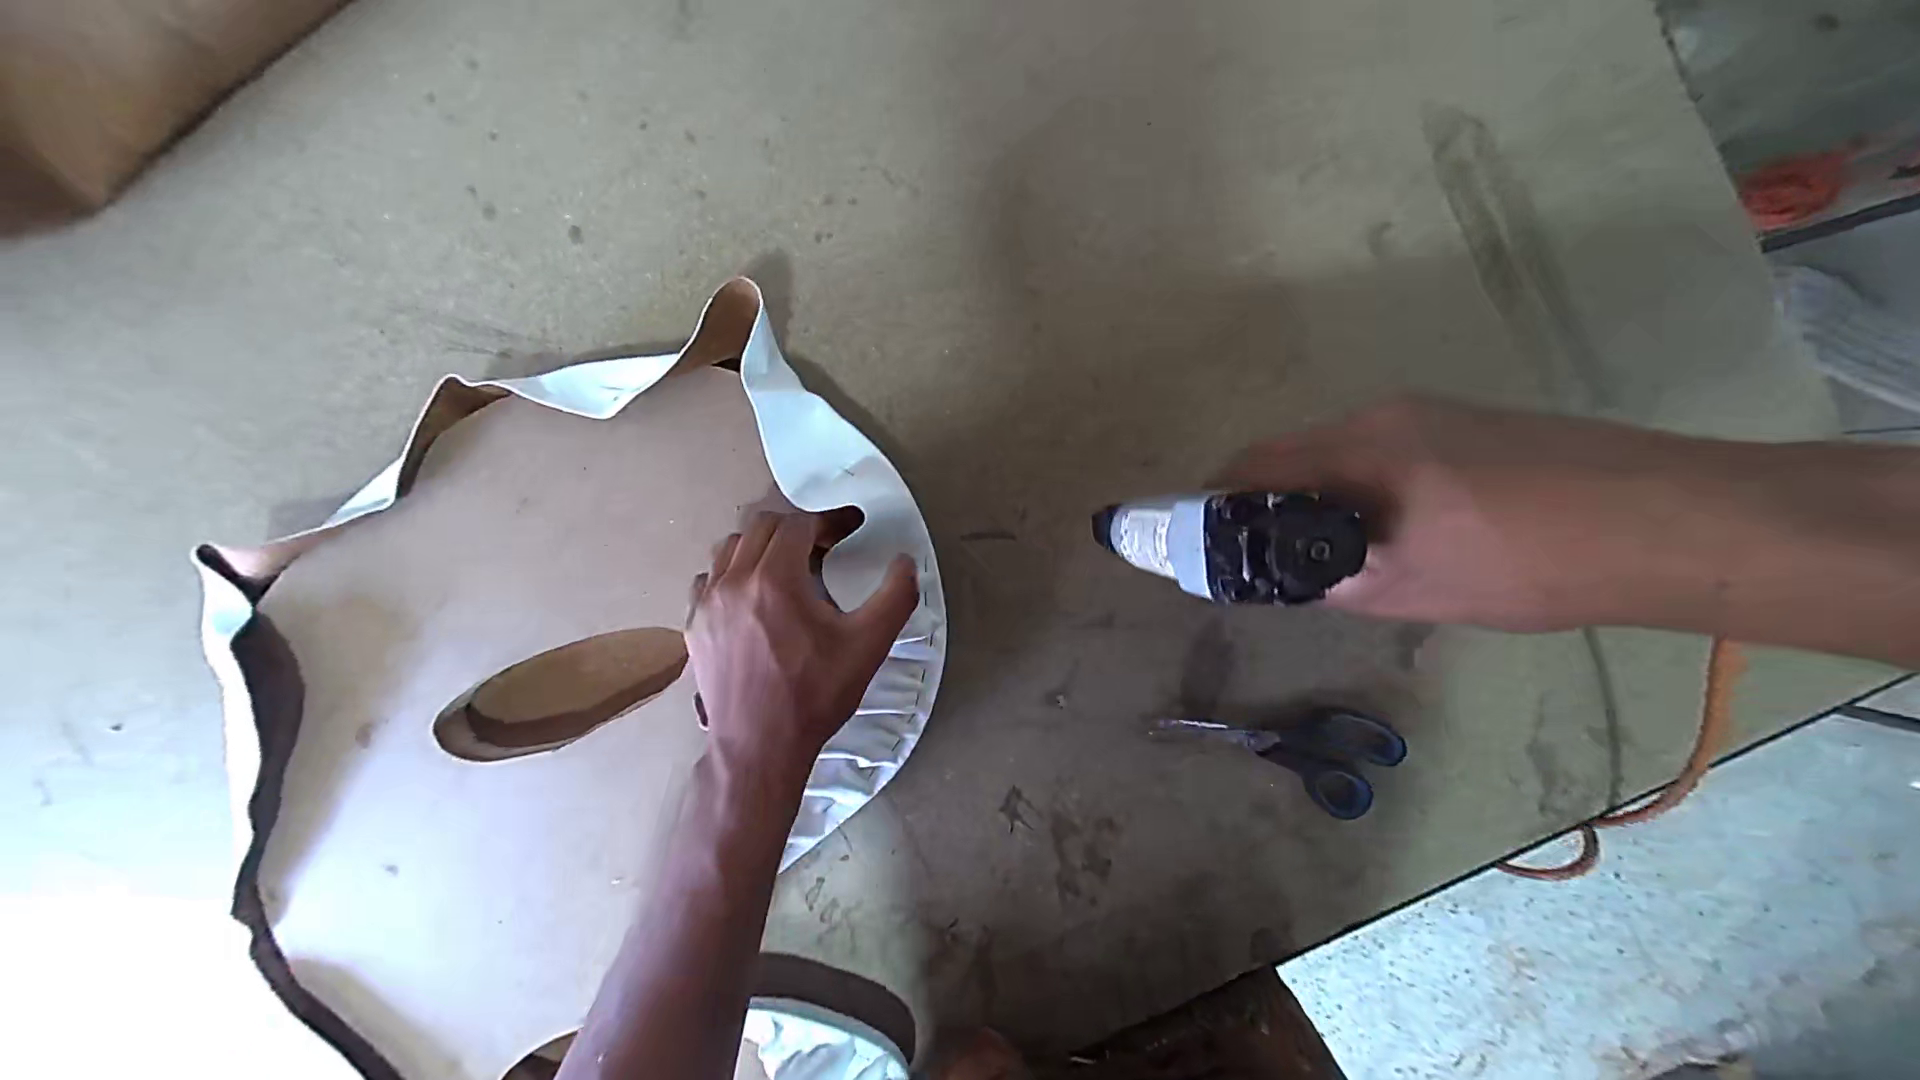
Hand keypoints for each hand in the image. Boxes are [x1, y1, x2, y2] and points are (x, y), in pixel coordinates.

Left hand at [686, 511, 918, 780]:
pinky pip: (709, 578)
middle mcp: (734, 581)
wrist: (759, 747)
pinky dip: (733, 572)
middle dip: (798, 527)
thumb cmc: (814, 695)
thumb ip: (895, 597)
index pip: (799, 524)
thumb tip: (905, 563)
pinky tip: (752, 594)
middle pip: (762, 526)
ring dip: (763, 545)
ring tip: (789, 566)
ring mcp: (707, 603)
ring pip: (731, 547)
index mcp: (775, 579)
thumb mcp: (868, 645)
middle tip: (826, 546)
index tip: (851, 527)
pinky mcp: (694, 626)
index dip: (830, 520)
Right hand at [1211, 397, 1757, 631]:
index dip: (1217, 498)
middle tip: (1266, 552)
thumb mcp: (1406, 589)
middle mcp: (1383, 415)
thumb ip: (1329, 579)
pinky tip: (1392, 525)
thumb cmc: (1522, 562)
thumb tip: (1289, 576)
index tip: (1205, 536)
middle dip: (1267, 500)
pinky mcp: (1467, 423)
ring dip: (1316, 494)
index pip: (1254, 462)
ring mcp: (1430, 413)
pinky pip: (1383, 451)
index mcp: (1359, 448)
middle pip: (1293, 453)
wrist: (1675, 524)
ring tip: (1329, 547)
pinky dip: (1360, 486)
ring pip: (1339, 453)